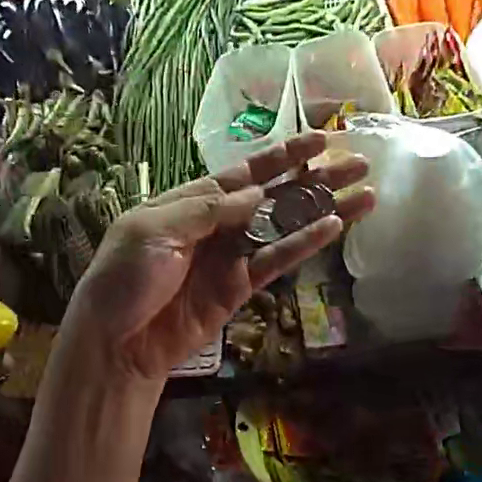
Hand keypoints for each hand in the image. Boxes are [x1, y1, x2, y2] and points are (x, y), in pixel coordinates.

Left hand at [62, 131, 373, 381]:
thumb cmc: (126, 277)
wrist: (117, 341)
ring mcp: (229, 257)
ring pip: (283, 226)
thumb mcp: (156, 230)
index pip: (242, 173)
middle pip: (272, 195)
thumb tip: (255, 191)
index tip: (319, 140)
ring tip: (364, 194)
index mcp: (189, 202)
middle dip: (312, 179)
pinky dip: (304, 245)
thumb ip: (207, 209)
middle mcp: (215, 225)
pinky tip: (334, 228)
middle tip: (357, 162)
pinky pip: (276, 261)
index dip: (280, 156)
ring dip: (321, 210)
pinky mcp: (239, 289)